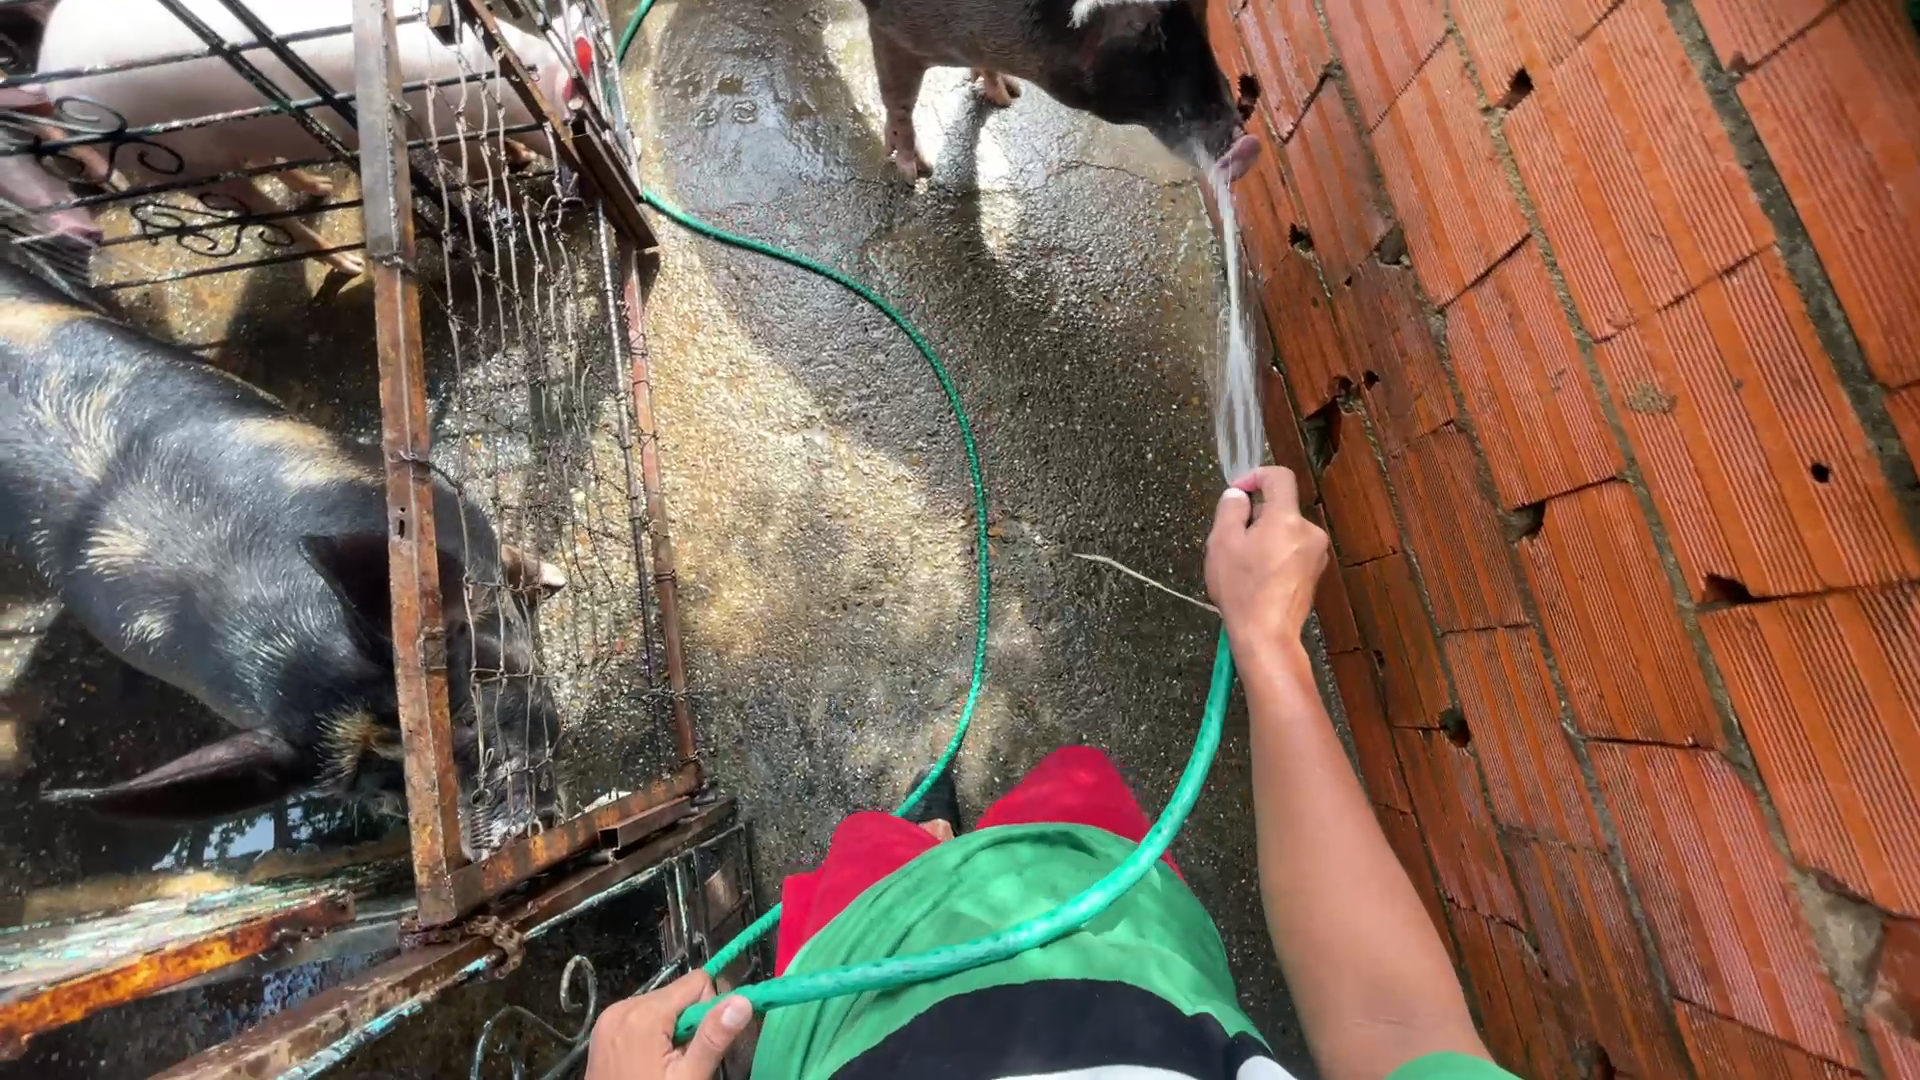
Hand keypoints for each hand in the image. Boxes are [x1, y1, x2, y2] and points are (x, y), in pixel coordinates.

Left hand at [583, 971, 752, 1079]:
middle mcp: (624, 1006)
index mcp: (644, 1013)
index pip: (698, 982)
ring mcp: (610, 1017)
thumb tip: (744, 999)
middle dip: (686, 1024)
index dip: (707, 1013)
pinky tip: (645, 1062)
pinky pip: (643, 1014)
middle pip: (679, 993)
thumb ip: (713, 1037)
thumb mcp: (688, 1079)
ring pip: (663, 1003)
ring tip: (660, 1066)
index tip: (695, 1048)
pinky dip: (651, 1033)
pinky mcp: (605, 1028)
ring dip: (669, 1029)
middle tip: (677, 1063)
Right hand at [1204, 466, 1328, 663]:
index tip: (1237, 492)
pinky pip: (1291, 550)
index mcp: (1286, 519)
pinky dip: (1274, 553)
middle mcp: (1309, 531)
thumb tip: (1237, 496)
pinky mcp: (1315, 572)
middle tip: (1230, 540)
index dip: (1256, 476)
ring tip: (1242, 563)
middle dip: (1254, 516)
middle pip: (1279, 508)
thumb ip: (1229, 510)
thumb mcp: (1222, 543)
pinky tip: (1257, 576)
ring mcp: (1316, 554)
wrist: (1266, 633)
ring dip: (1263, 537)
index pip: (1279, 477)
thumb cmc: (1242, 588)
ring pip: (1284, 530)